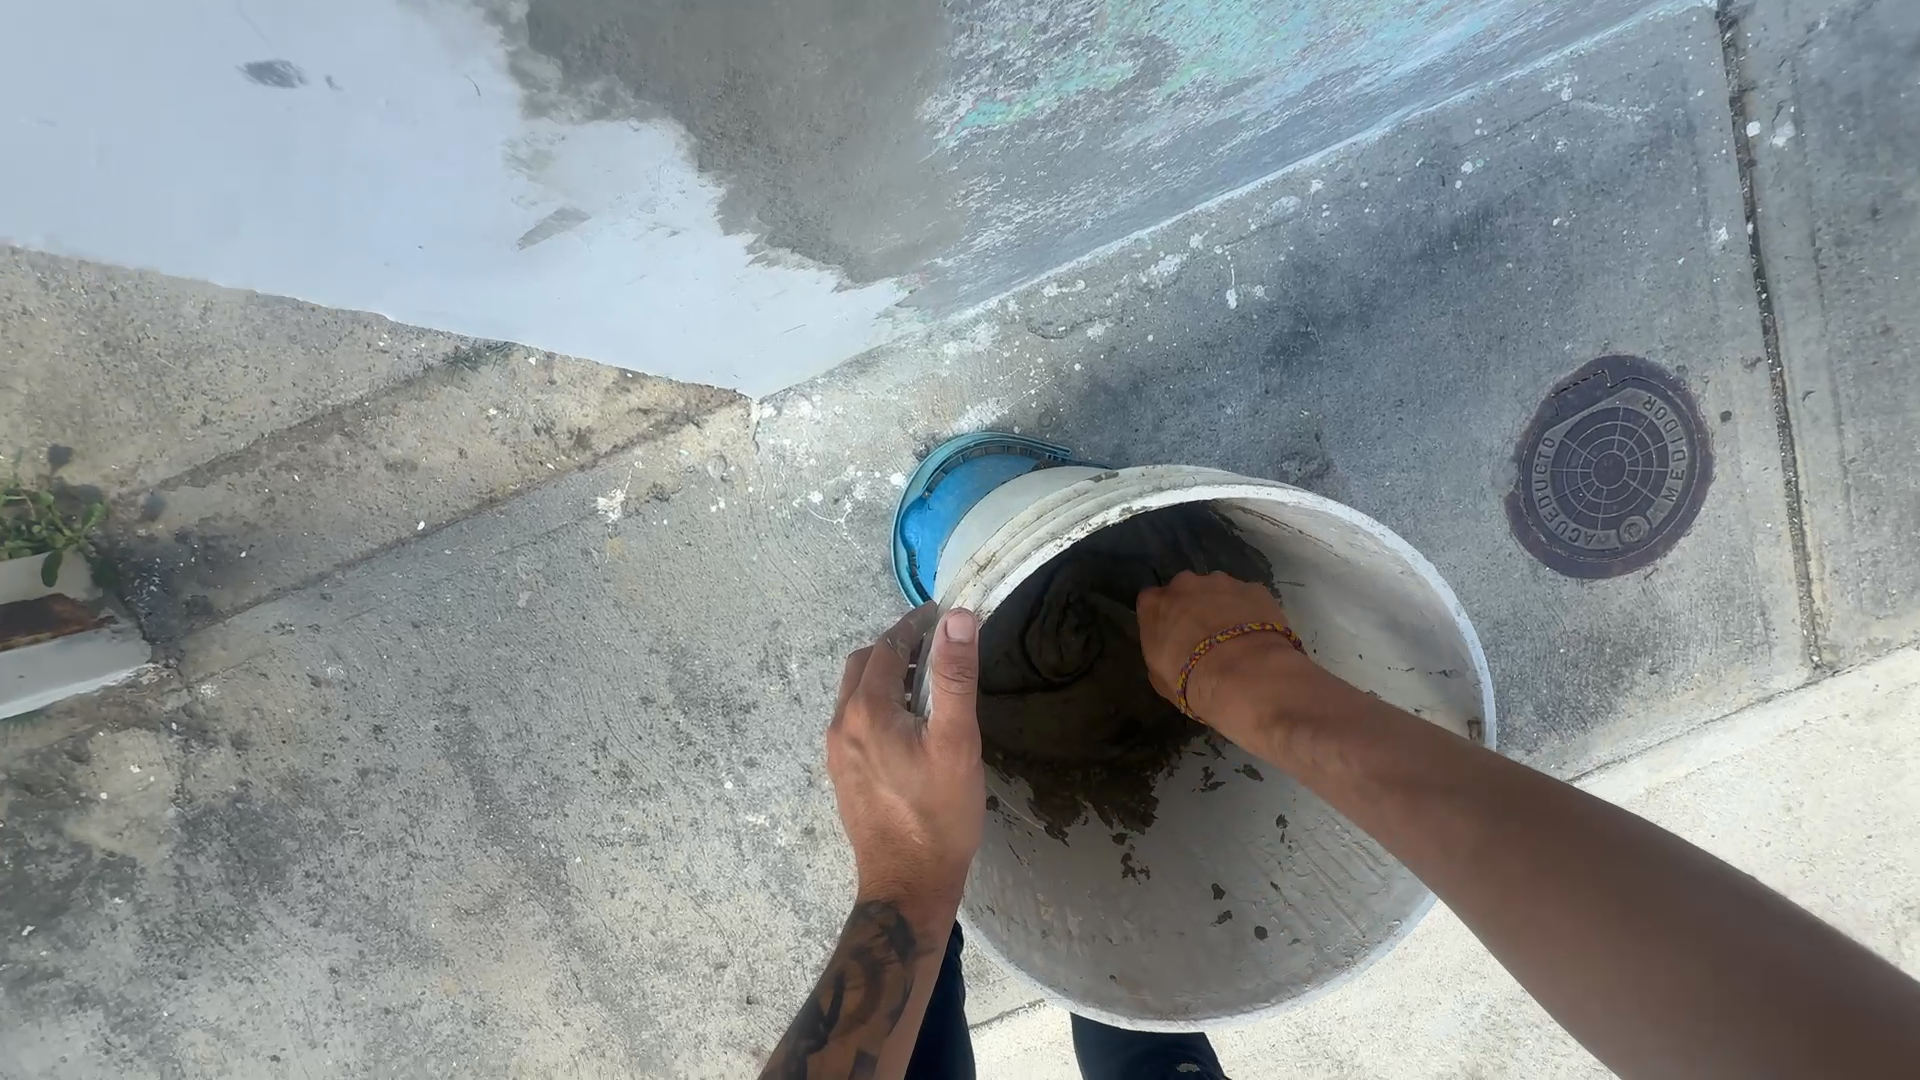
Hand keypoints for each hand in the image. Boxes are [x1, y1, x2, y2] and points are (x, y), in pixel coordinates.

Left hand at [828, 605, 984, 927]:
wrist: (907, 884)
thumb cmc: (939, 813)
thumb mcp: (956, 740)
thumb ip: (954, 676)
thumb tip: (959, 618)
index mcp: (867, 709)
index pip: (887, 646)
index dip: (914, 624)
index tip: (940, 613)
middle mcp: (842, 723)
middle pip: (864, 664)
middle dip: (897, 646)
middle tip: (936, 646)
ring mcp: (837, 751)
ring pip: (855, 692)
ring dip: (885, 674)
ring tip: (925, 680)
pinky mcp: (842, 773)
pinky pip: (855, 718)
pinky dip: (877, 701)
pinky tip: (906, 721)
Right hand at [1136, 571, 1319, 739]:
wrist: (1242, 674)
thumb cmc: (1190, 680)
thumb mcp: (1158, 674)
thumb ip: (1160, 650)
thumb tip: (1170, 649)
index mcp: (1154, 604)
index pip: (1151, 601)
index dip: (1163, 617)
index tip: (1171, 634)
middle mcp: (1184, 584)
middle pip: (1185, 590)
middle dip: (1193, 607)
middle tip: (1204, 635)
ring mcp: (1221, 583)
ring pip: (1218, 591)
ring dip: (1223, 607)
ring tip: (1236, 638)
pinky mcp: (1254, 589)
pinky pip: (1248, 598)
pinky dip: (1251, 612)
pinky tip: (1258, 636)